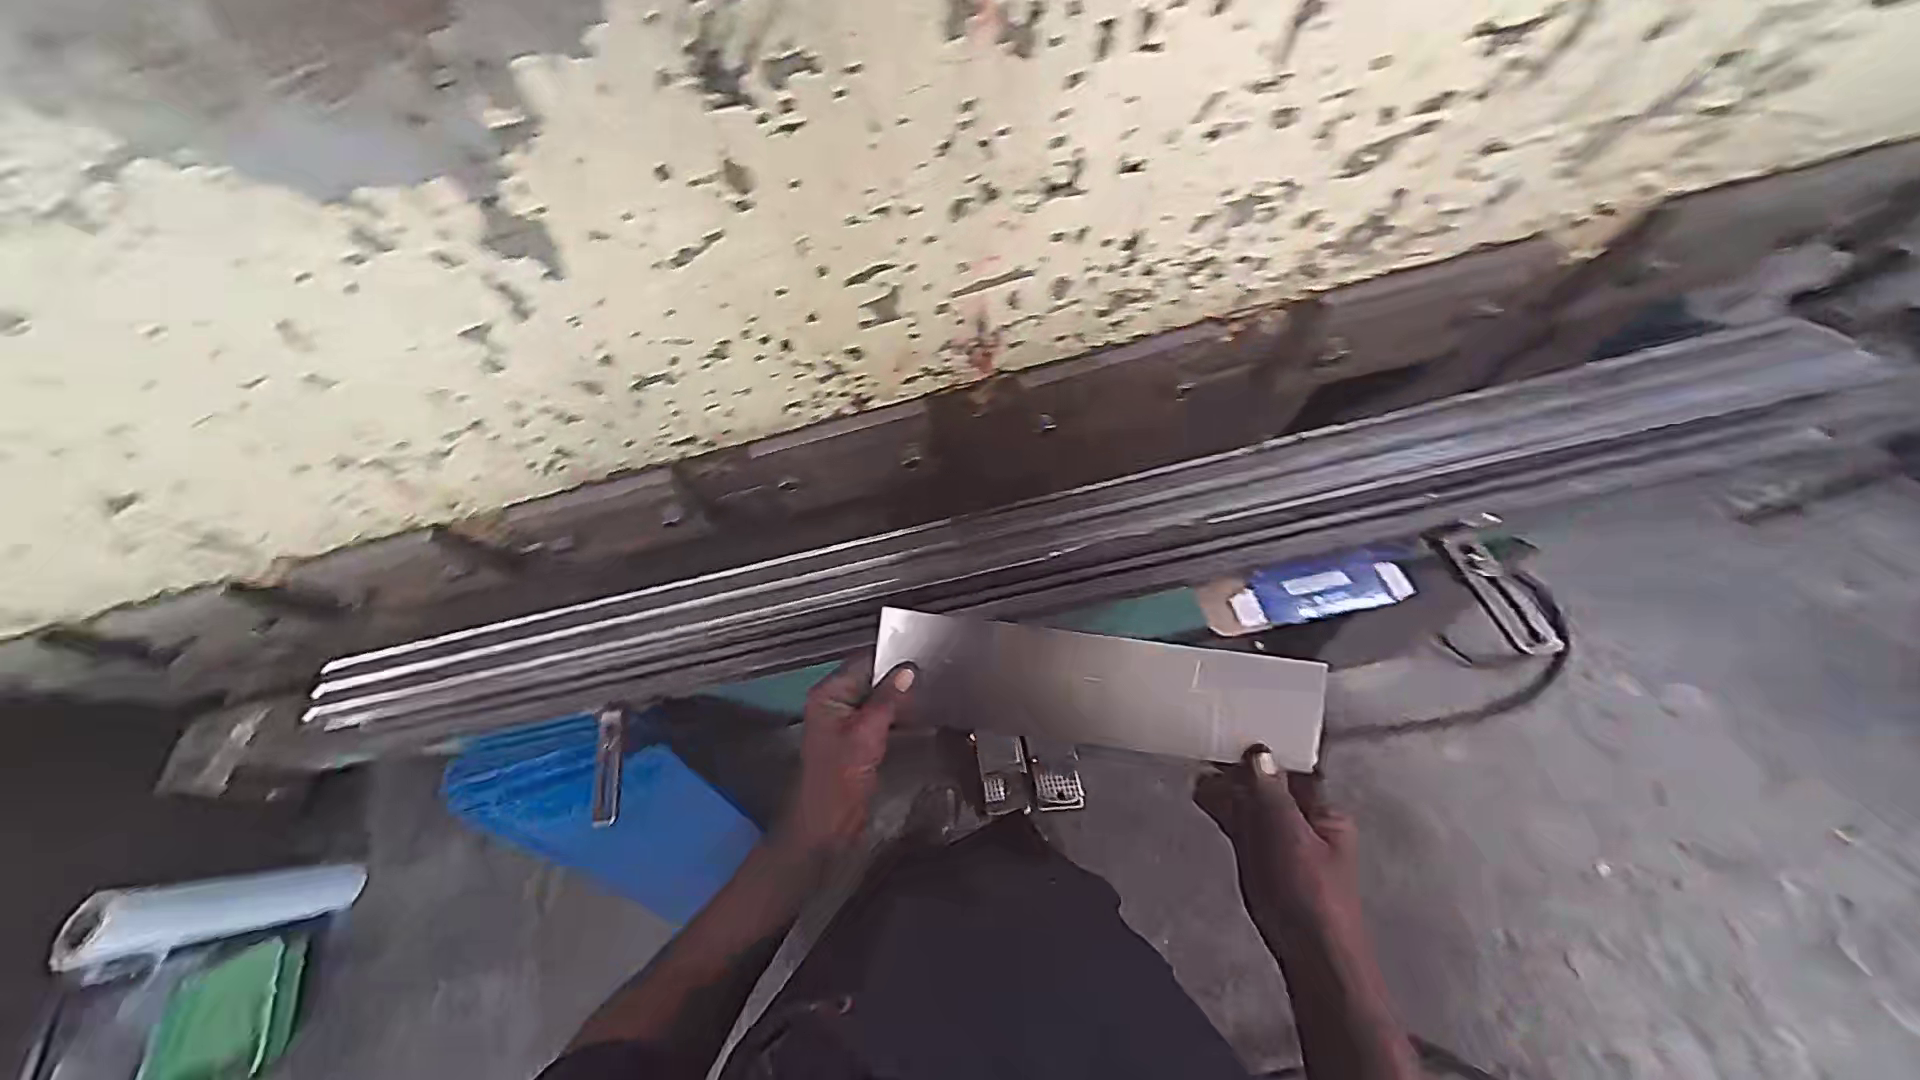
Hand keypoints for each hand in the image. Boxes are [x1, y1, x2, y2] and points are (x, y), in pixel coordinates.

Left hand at [775, 656, 915, 857]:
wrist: (828, 826)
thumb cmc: (839, 779)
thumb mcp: (866, 733)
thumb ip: (887, 699)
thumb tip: (908, 670)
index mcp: (828, 694)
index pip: (862, 662)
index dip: (890, 657)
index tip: (920, 652)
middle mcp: (835, 703)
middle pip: (871, 678)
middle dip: (898, 676)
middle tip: (932, 670)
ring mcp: (846, 722)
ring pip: (878, 698)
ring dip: (900, 696)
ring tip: (930, 688)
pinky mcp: (858, 739)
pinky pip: (881, 716)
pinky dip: (898, 713)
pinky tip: (919, 712)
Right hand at [1195, 746, 1361, 934]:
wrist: (1309, 951)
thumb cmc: (1312, 892)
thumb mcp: (1292, 835)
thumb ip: (1271, 792)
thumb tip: (1258, 750)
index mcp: (1322, 810)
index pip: (1294, 767)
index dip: (1269, 746)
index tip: (1241, 722)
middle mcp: (1298, 817)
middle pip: (1266, 780)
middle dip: (1239, 762)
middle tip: (1210, 737)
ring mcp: (1274, 835)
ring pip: (1246, 798)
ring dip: (1224, 781)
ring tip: (1199, 760)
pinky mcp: (1254, 851)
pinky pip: (1234, 819)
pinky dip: (1217, 804)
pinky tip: (1199, 790)